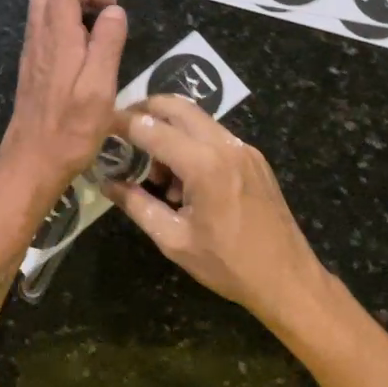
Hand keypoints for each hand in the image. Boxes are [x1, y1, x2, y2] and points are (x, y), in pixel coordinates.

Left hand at [0, 0, 127, 215]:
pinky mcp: (31, 73)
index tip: (113, 9)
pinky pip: (43, 37)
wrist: (33, 162)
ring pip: (42, 16)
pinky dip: (63, 34)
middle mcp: (39, 42)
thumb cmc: (72, 128)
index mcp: (57, 40)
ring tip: (97, 38)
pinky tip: (82, 60)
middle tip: (104, 18)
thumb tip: (113, 10)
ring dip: (70, 15)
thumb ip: (107, 43)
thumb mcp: (100, 87)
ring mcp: (31, 57)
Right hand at [104, 96, 329, 324]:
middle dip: (145, 111)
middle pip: (177, 106)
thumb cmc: (228, 265)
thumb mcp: (174, 240)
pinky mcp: (254, 158)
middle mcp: (225, 146)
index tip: (99, 125)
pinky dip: (191, 144)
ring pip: (197, 119)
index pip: (151, 128)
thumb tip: (107, 182)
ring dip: (169, 130)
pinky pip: (214, 136)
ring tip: (157, 173)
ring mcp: (244, 149)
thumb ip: (137, 205)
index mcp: (204, 165)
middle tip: (121, 130)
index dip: (121, 123)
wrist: (288, 279)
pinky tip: (185, 182)